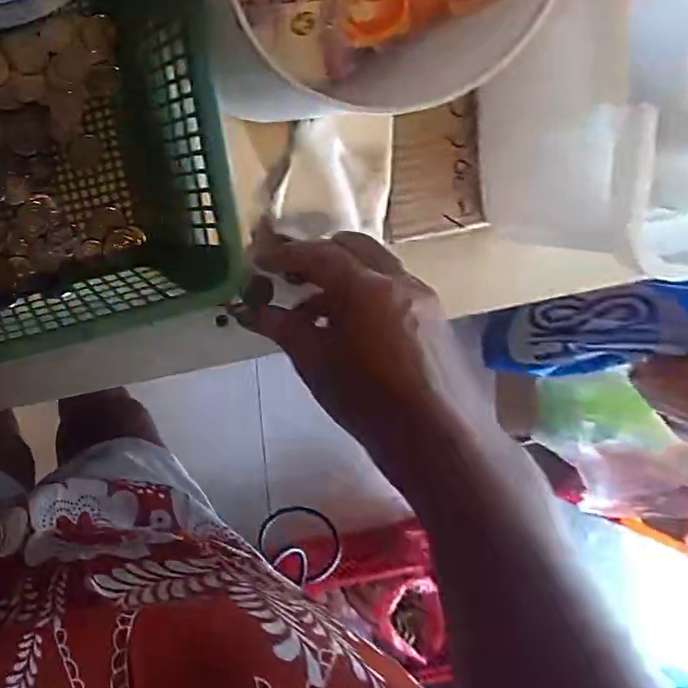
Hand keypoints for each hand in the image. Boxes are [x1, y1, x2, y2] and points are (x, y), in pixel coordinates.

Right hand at [235, 229, 493, 459]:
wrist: (437, 439)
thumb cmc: (366, 398)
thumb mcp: (313, 360)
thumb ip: (280, 326)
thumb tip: (249, 310)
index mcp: (366, 287)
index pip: (318, 254)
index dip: (283, 255)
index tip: (257, 262)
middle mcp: (399, 282)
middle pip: (352, 247)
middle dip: (316, 256)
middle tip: (287, 276)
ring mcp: (422, 298)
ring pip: (374, 267)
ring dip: (340, 276)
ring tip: (310, 309)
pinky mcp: (434, 319)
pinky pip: (391, 289)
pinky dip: (362, 294)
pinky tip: (344, 328)